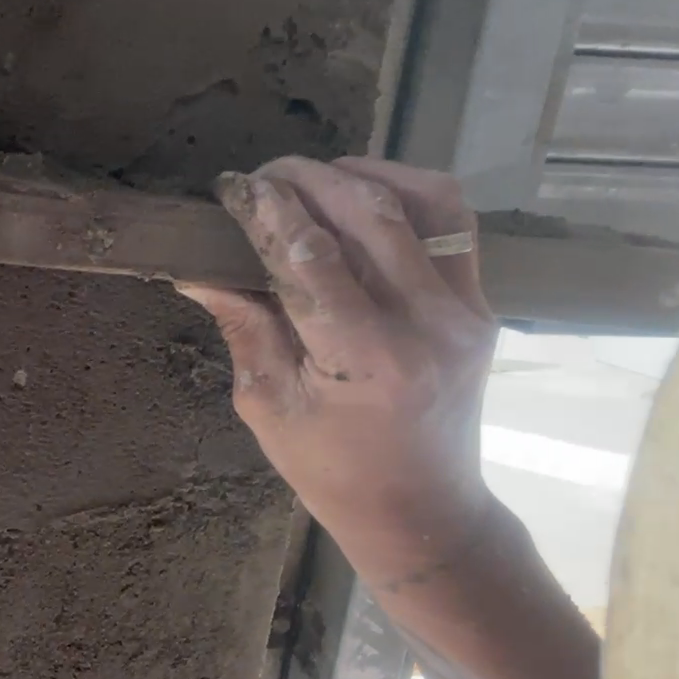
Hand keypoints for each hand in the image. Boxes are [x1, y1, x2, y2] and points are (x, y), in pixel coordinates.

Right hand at [181, 156, 498, 550]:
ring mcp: (464, 308)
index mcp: (364, 357)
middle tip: (259, 175)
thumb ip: (243, 326)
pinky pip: (454, 223)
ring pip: (423, 203)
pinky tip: (363, 191)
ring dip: (360, 174)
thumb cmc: (328, 467)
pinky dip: (407, 191)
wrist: (421, 505)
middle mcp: (426, 322)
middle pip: (367, 214)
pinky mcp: (481, 303)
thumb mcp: (265, 404)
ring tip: (310, 175)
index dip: (266, 211)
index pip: (309, 255)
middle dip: (305, 180)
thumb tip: (196, 271)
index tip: (231, 187)